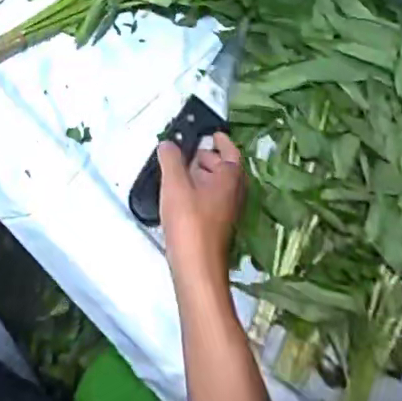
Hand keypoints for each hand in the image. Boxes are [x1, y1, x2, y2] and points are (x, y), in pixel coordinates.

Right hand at [159, 132, 244, 281]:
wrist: (197, 266)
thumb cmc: (189, 220)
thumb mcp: (175, 183)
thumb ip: (170, 159)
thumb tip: (168, 143)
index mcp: (229, 179)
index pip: (231, 153)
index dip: (222, 141)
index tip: (211, 134)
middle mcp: (233, 194)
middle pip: (225, 168)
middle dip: (209, 157)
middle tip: (188, 151)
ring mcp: (226, 212)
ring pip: (217, 185)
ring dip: (202, 174)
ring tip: (179, 170)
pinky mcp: (215, 225)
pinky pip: (210, 199)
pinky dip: (198, 190)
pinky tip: (179, 195)